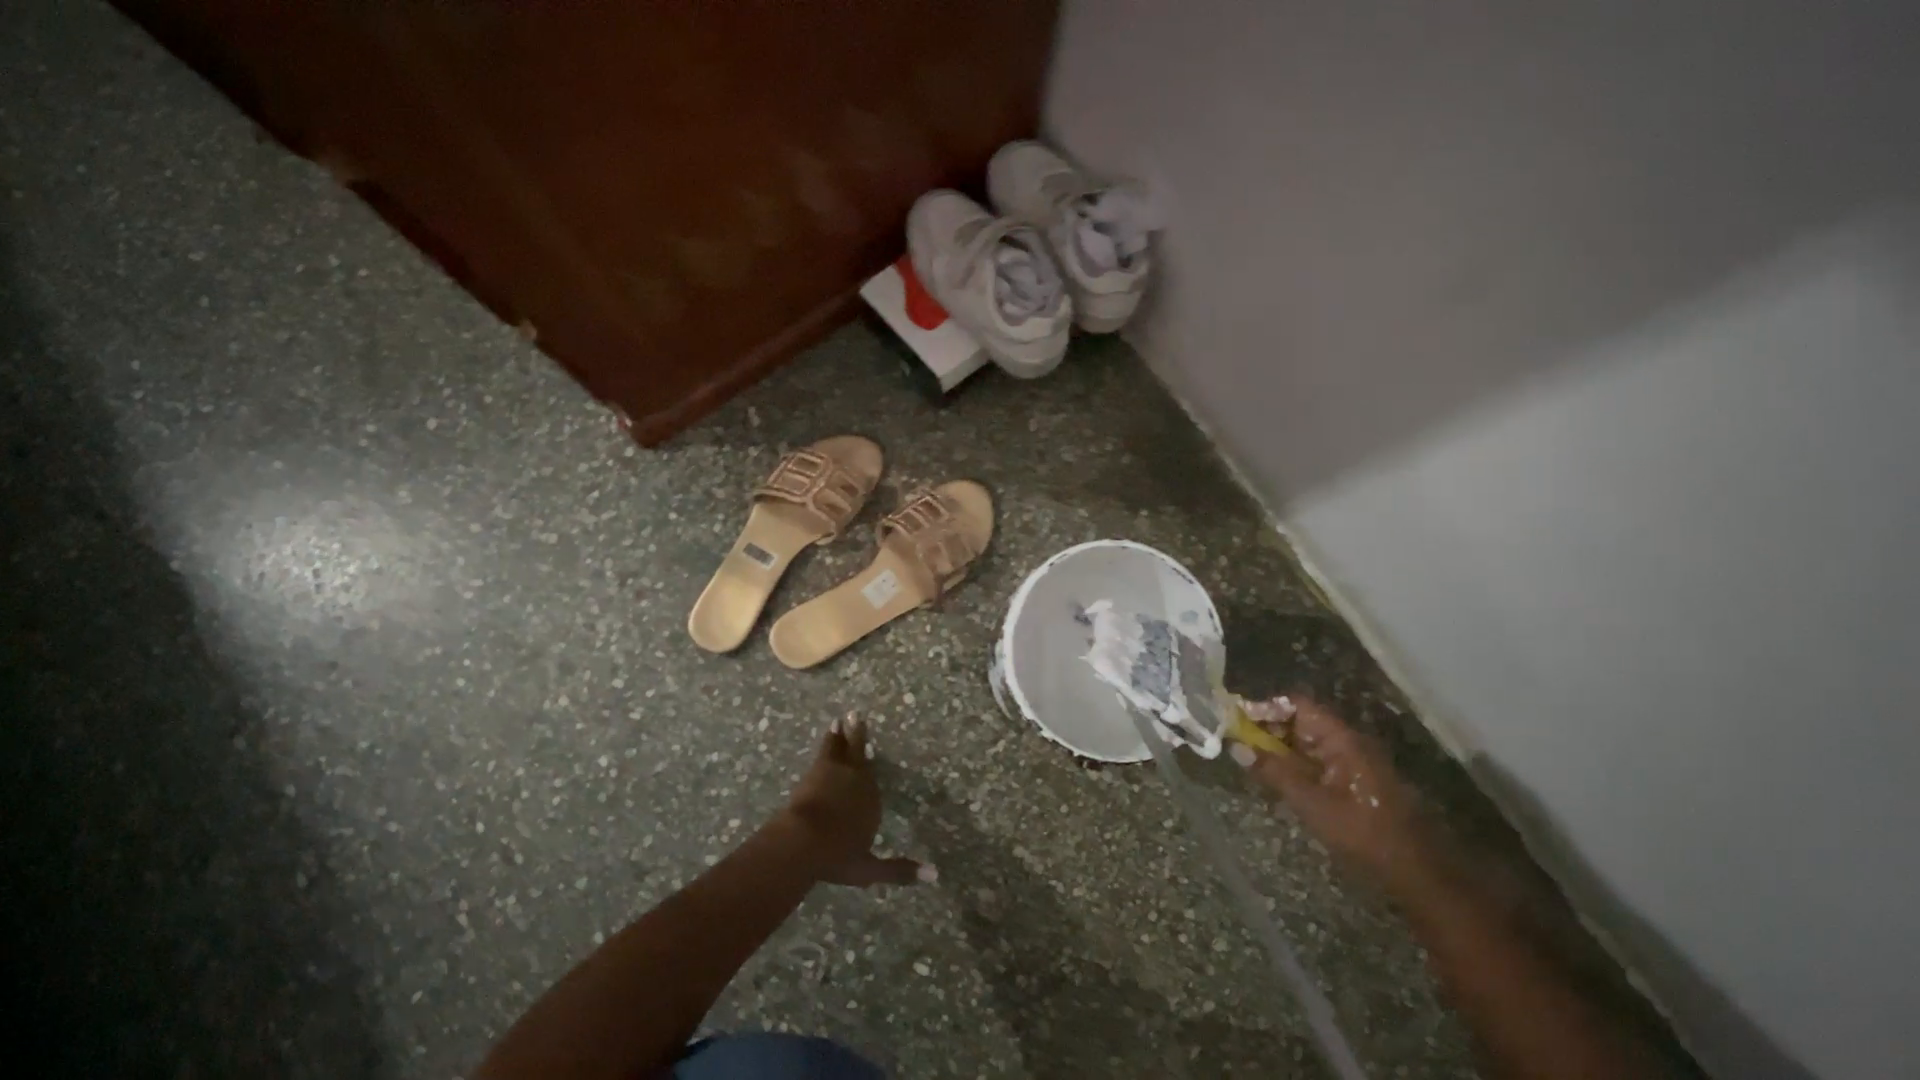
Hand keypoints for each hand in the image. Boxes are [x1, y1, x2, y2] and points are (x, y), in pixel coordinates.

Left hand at [781, 713, 930, 888]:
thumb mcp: (869, 868)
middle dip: (858, 736)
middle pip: (859, 755)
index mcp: (872, 802)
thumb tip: (935, 876)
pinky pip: (825, 750)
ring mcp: (835, 772)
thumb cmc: (837, 856)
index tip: (871, 756)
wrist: (803, 841)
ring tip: (840, 720)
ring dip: (841, 734)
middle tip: (856, 715)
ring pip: (841, 748)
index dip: (869, 773)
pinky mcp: (816, 770)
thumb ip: (899, 870)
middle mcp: (858, 781)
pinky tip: (828, 733)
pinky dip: (828, 740)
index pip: (873, 784)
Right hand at [1233, 696, 1429, 887]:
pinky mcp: (1352, 782)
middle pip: (1302, 722)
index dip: (1267, 708)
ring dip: (1279, 748)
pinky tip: (1276, 779)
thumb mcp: (1311, 802)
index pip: (1299, 705)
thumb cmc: (1361, 832)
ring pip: (1308, 743)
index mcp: (1342, 739)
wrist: (1413, 868)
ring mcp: (1352, 762)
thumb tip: (1237, 746)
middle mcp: (1348, 742)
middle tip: (1237, 742)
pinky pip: (1317, 762)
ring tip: (1250, 760)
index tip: (1237, 719)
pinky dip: (1294, 765)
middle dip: (1269, 729)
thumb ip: (1273, 772)